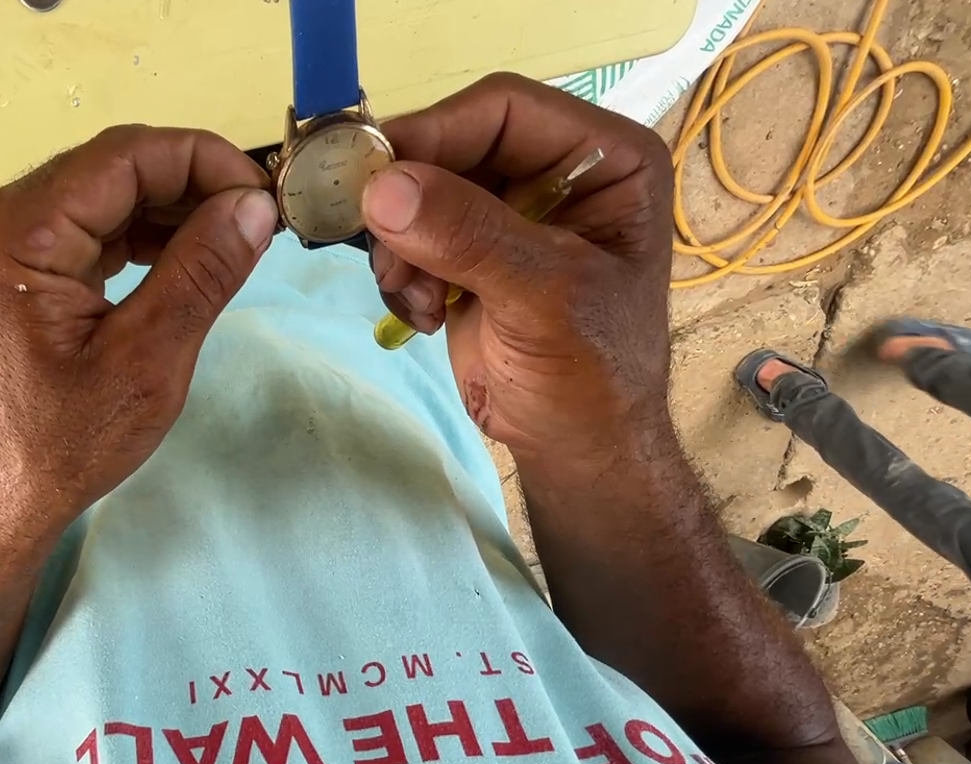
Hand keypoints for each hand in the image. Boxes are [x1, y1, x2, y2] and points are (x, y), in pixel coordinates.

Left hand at [0, 125, 277, 538]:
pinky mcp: (20, 273)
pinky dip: (141, 239)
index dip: (202, 160)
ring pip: (103, 198)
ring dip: (170, 210)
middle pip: (111, 169)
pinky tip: (186, 256)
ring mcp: (6, 246)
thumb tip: (255, 206)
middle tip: (255, 219)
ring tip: (231, 239)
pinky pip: (89, 232)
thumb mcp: (147, 359)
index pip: (123, 156)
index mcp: (19, 234)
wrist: (10, 497)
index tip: (262, 194)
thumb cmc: (70, 442)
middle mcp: (0, 222)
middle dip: (190, 184)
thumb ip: (201, 273)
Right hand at [362, 74, 675, 464]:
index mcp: (600, 160)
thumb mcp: (541, 298)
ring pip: (417, 202)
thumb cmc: (589, 373)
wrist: (573, 444)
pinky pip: (408, 246)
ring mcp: (502, 223)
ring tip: (419, 303)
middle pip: (449, 154)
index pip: (502, 111)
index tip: (370, 176)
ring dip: (401, 254)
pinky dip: (401, 282)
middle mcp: (550, 178)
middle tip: (385, 257)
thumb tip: (381, 191)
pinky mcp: (464, 263)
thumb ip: (468, 238)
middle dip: (410, 209)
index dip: (433, 135)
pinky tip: (425, 319)